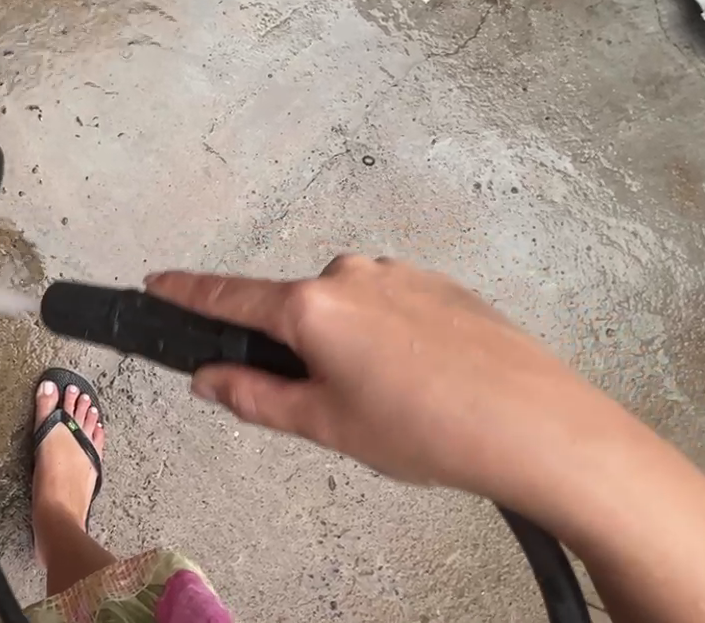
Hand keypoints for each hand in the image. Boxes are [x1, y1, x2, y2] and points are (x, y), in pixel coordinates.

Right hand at [147, 256, 634, 510]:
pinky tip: (426, 376)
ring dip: (345, 340)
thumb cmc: (426, 432)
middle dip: (295, 345)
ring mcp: (395, 271)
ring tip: (394, 396)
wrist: (550, 431)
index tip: (154, 282)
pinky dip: (387, 332)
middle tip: (331, 400)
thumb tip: (205, 379)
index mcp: (308, 306)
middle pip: (292, 307)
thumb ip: (253, 397)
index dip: (185, 292)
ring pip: (343, 306)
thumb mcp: (326, 426)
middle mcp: (344, 273)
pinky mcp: (438, 282)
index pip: (227, 295)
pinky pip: (387, 301)